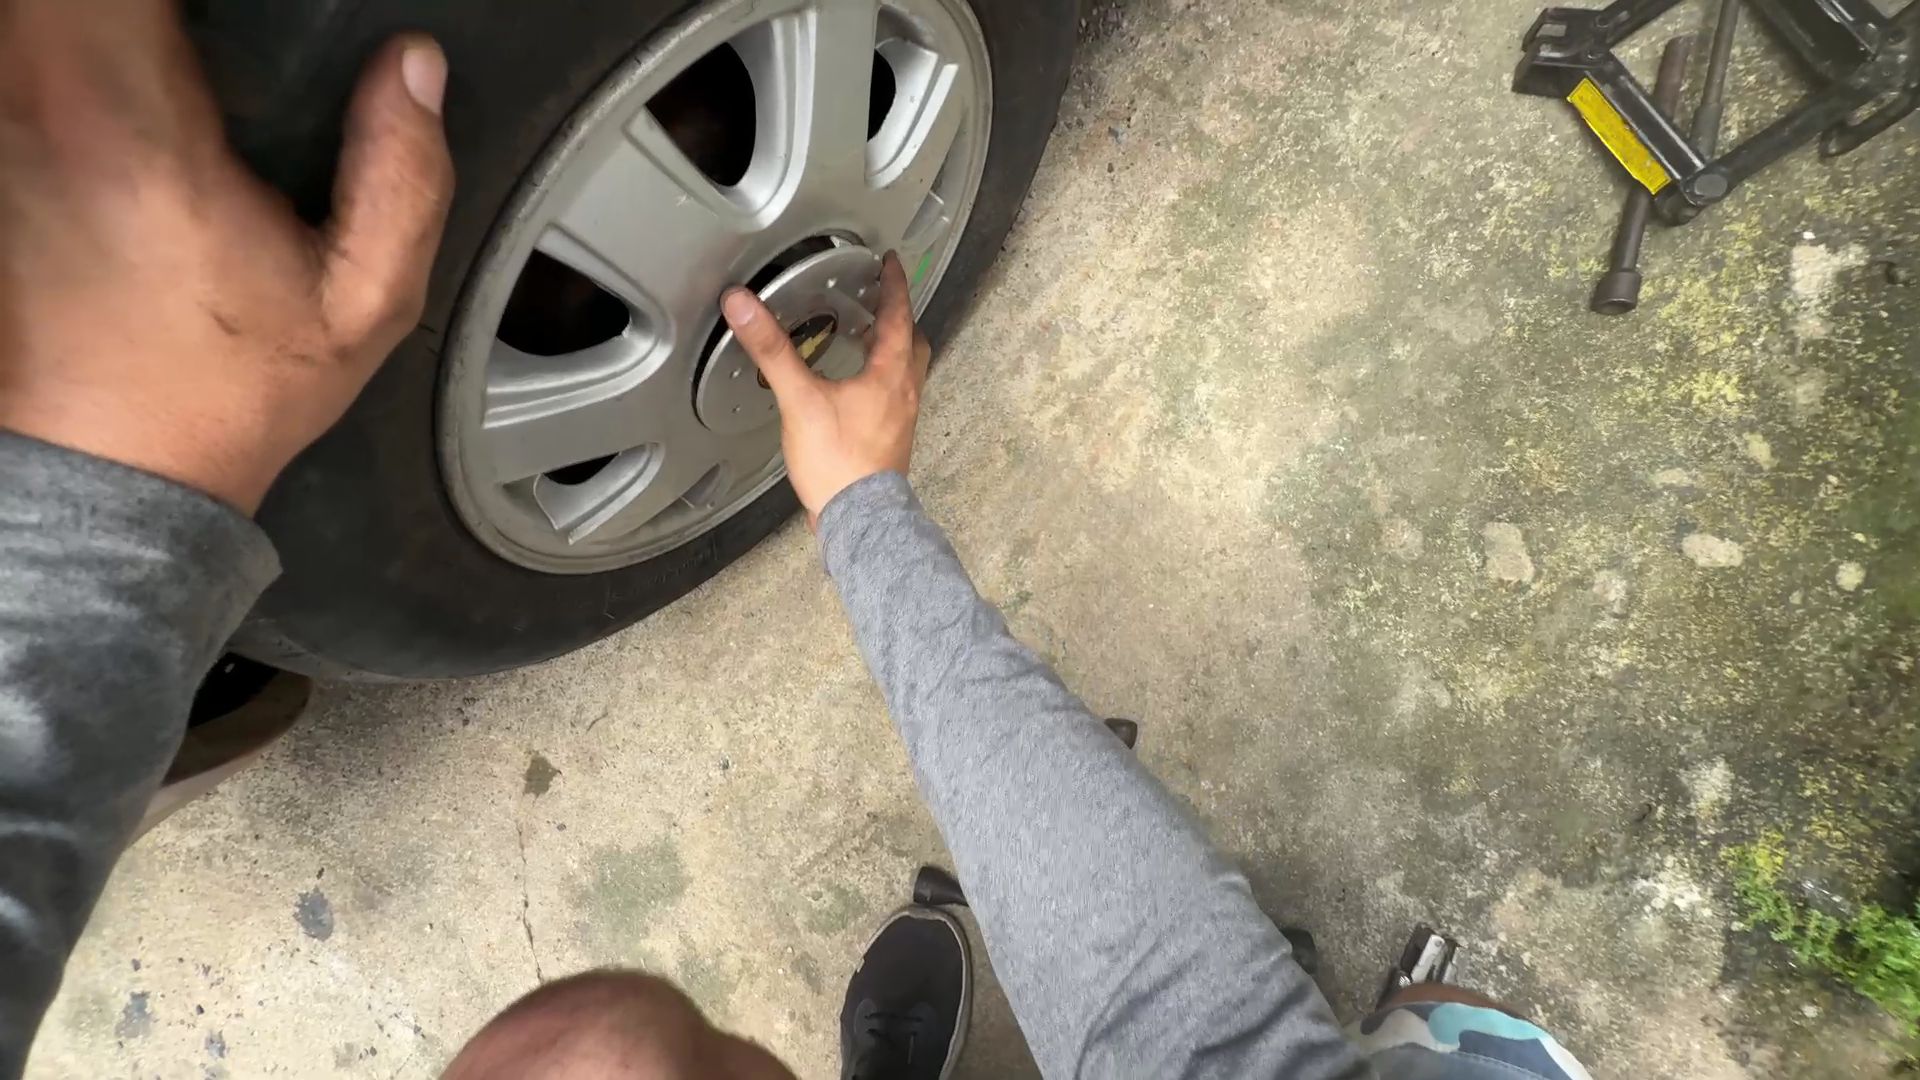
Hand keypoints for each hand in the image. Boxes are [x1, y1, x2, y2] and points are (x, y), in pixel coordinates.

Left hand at [0, 1, 454, 513]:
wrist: (124, 446)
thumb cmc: (253, 379)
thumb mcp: (372, 300)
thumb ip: (403, 182)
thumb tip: (417, 69)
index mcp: (136, 131)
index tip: (291, 16)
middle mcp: (26, 95)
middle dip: (186, 14)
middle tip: (268, 45)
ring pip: (53, 14)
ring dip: (138, 29)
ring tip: (230, 74)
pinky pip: (40, 44)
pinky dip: (97, 46)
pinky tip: (170, 85)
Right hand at [720, 251, 931, 527]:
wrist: (858, 518)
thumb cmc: (839, 464)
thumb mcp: (800, 400)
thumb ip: (772, 350)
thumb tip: (745, 307)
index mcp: (891, 375)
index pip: (899, 316)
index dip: (894, 285)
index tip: (891, 264)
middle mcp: (906, 394)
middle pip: (913, 344)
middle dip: (899, 318)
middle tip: (882, 302)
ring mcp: (903, 419)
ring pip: (908, 372)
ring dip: (894, 350)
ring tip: (867, 340)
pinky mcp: (893, 439)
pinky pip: (897, 397)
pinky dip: (884, 379)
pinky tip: (859, 390)